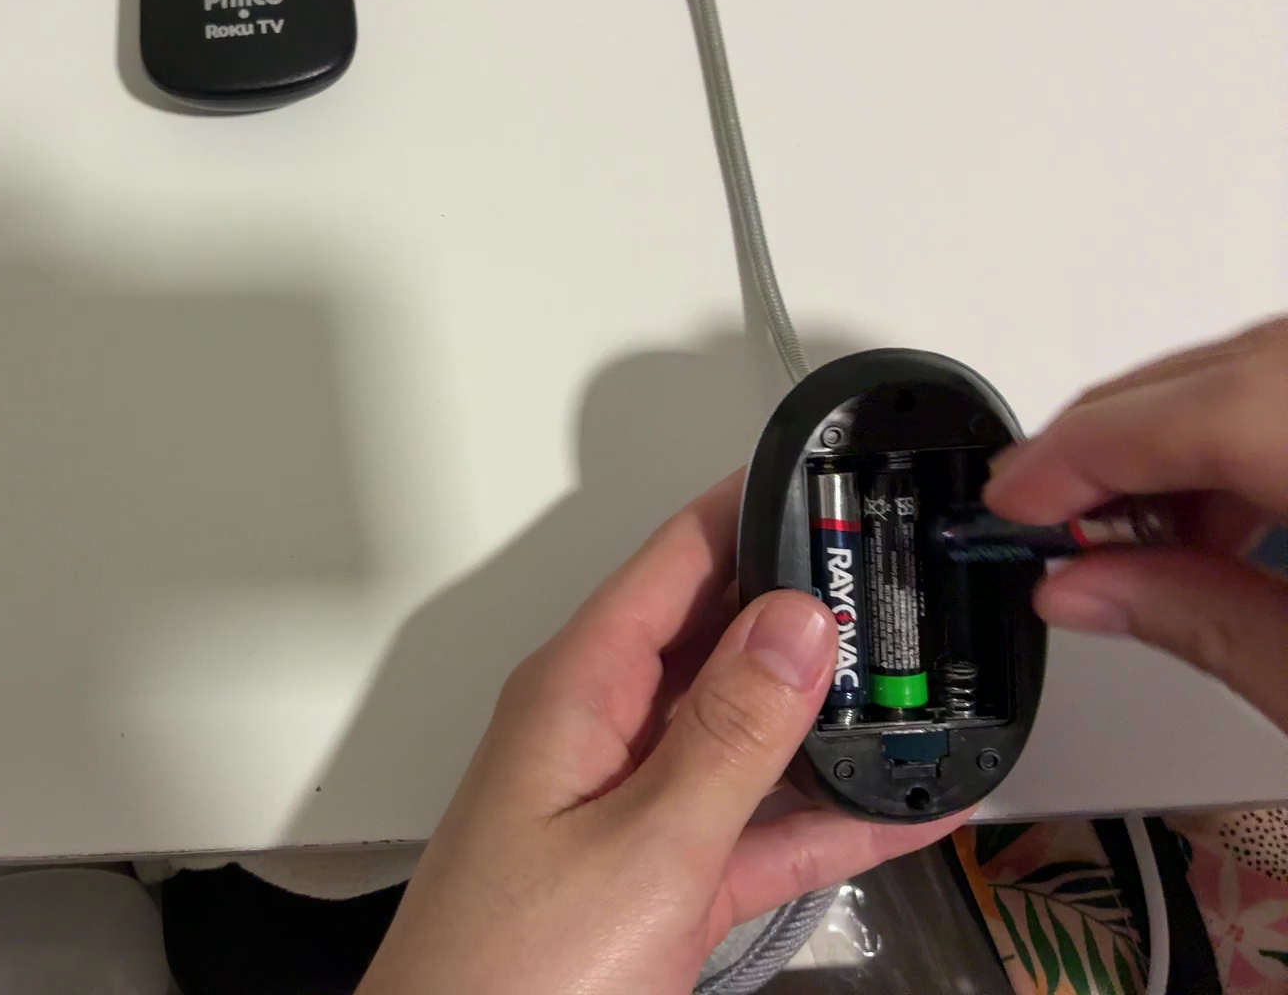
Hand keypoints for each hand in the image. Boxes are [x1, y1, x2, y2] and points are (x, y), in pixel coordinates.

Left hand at [357, 473, 965, 994]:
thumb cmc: (519, 963)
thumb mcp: (641, 843)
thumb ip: (723, 734)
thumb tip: (789, 624)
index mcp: (575, 688)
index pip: (664, 568)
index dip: (734, 517)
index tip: (812, 484)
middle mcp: (595, 722)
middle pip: (703, 634)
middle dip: (789, 602)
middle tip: (888, 578)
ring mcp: (627, 792)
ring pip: (734, 722)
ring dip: (814, 704)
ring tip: (912, 677)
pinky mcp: (655, 863)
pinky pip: (747, 815)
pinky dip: (815, 808)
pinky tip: (898, 800)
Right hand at [983, 315, 1287, 731]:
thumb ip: (1211, 632)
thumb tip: (1075, 591)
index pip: (1212, 414)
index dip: (1072, 456)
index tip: (1003, 506)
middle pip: (1238, 369)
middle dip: (1110, 439)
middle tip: (1046, 514)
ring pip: (1275, 364)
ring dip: (1181, 437)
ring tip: (1144, 525)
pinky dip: (1256, 436)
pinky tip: (1246, 513)